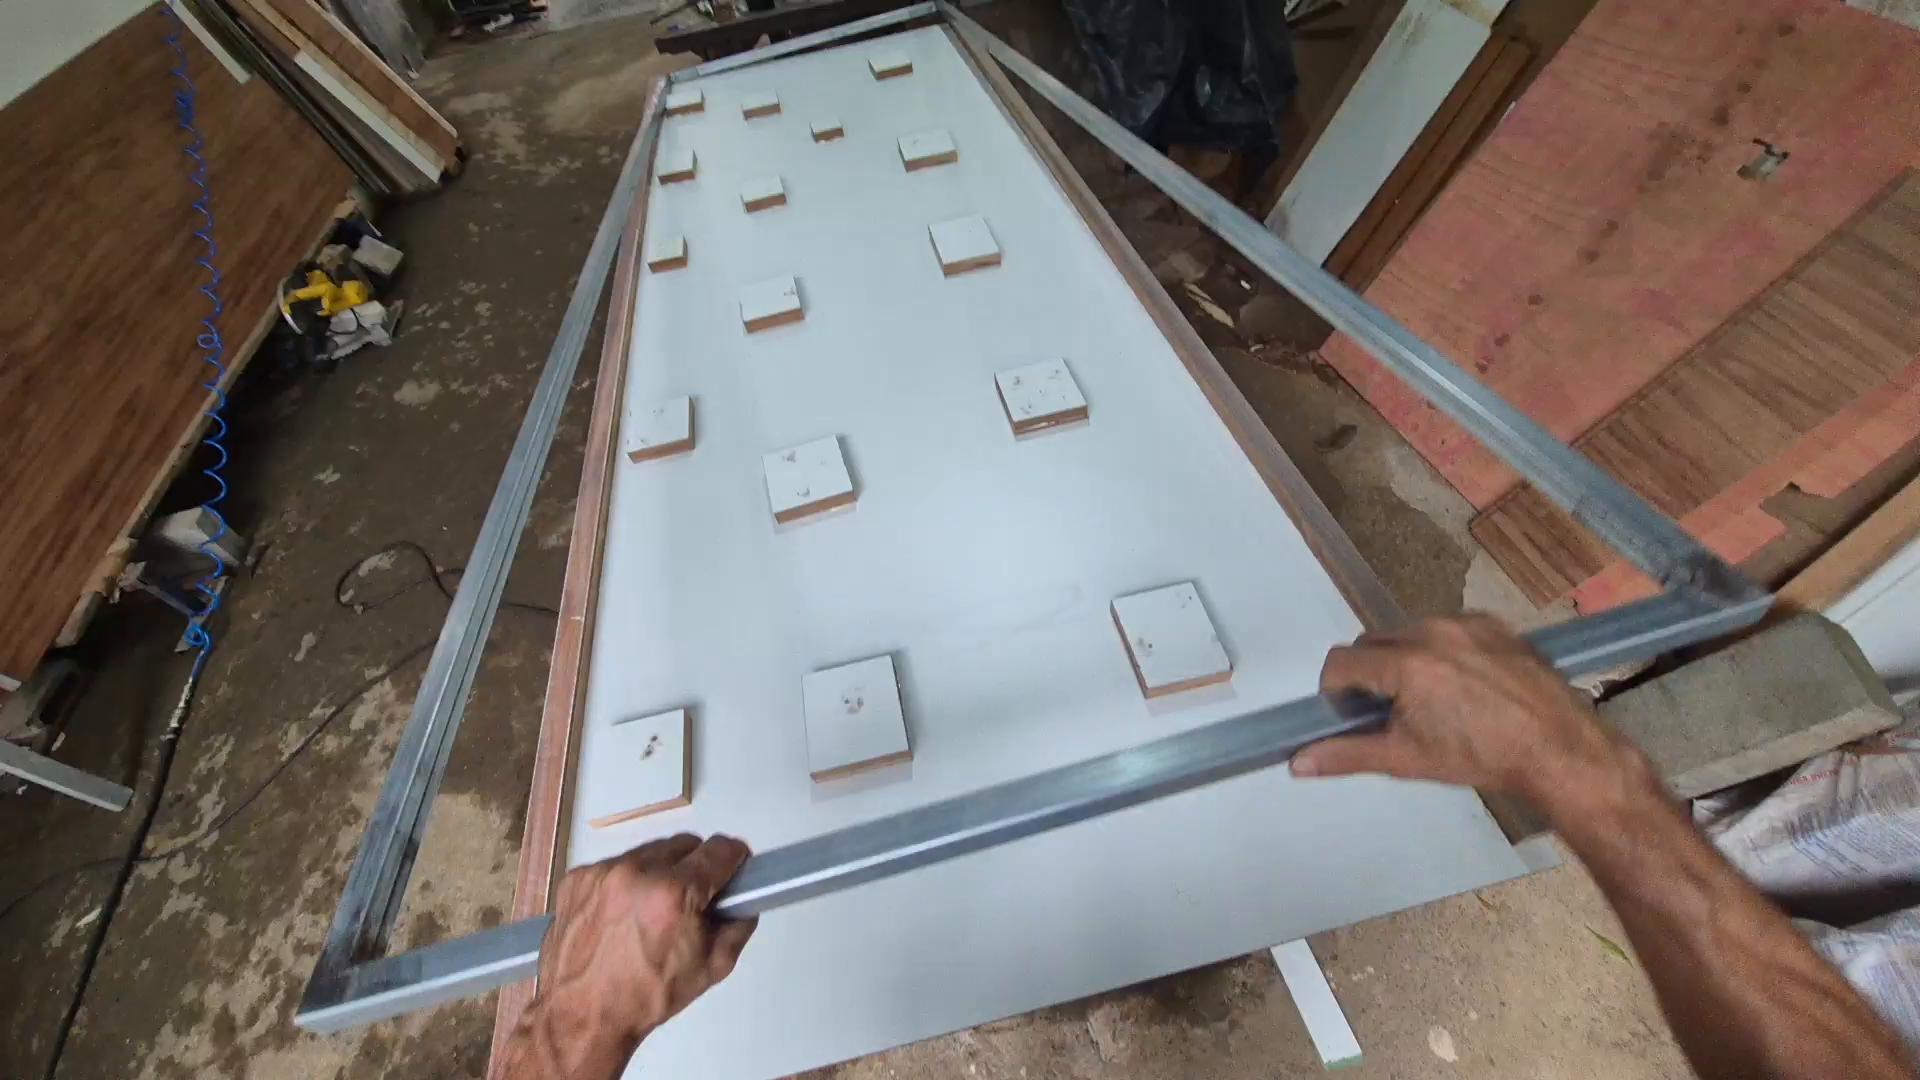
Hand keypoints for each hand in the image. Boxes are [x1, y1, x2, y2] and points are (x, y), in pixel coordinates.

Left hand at [507, 834, 756, 1077]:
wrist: (581, 1020)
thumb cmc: (646, 997)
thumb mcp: (714, 967)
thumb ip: (740, 924)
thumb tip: (746, 898)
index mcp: (675, 892)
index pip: (722, 848)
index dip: (733, 859)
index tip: (732, 869)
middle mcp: (638, 873)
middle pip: (687, 844)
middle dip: (694, 867)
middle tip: (688, 899)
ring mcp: (604, 873)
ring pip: (652, 851)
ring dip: (660, 871)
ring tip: (652, 907)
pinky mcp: (578, 877)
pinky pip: (618, 863)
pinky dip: (626, 881)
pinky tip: (622, 912)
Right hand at [1290, 615, 1635, 804]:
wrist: (1565, 754)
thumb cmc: (1480, 758)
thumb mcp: (1406, 759)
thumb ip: (1345, 755)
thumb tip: (1296, 764)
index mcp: (1406, 664)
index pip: (1341, 661)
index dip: (1335, 688)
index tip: (1350, 712)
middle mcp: (1430, 633)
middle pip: (1372, 644)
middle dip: (1370, 674)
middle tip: (1390, 709)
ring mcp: (1465, 625)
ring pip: (1407, 634)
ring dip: (1404, 659)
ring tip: (1430, 697)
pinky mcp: (1493, 625)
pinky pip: (1445, 629)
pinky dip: (1441, 649)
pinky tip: (1463, 682)